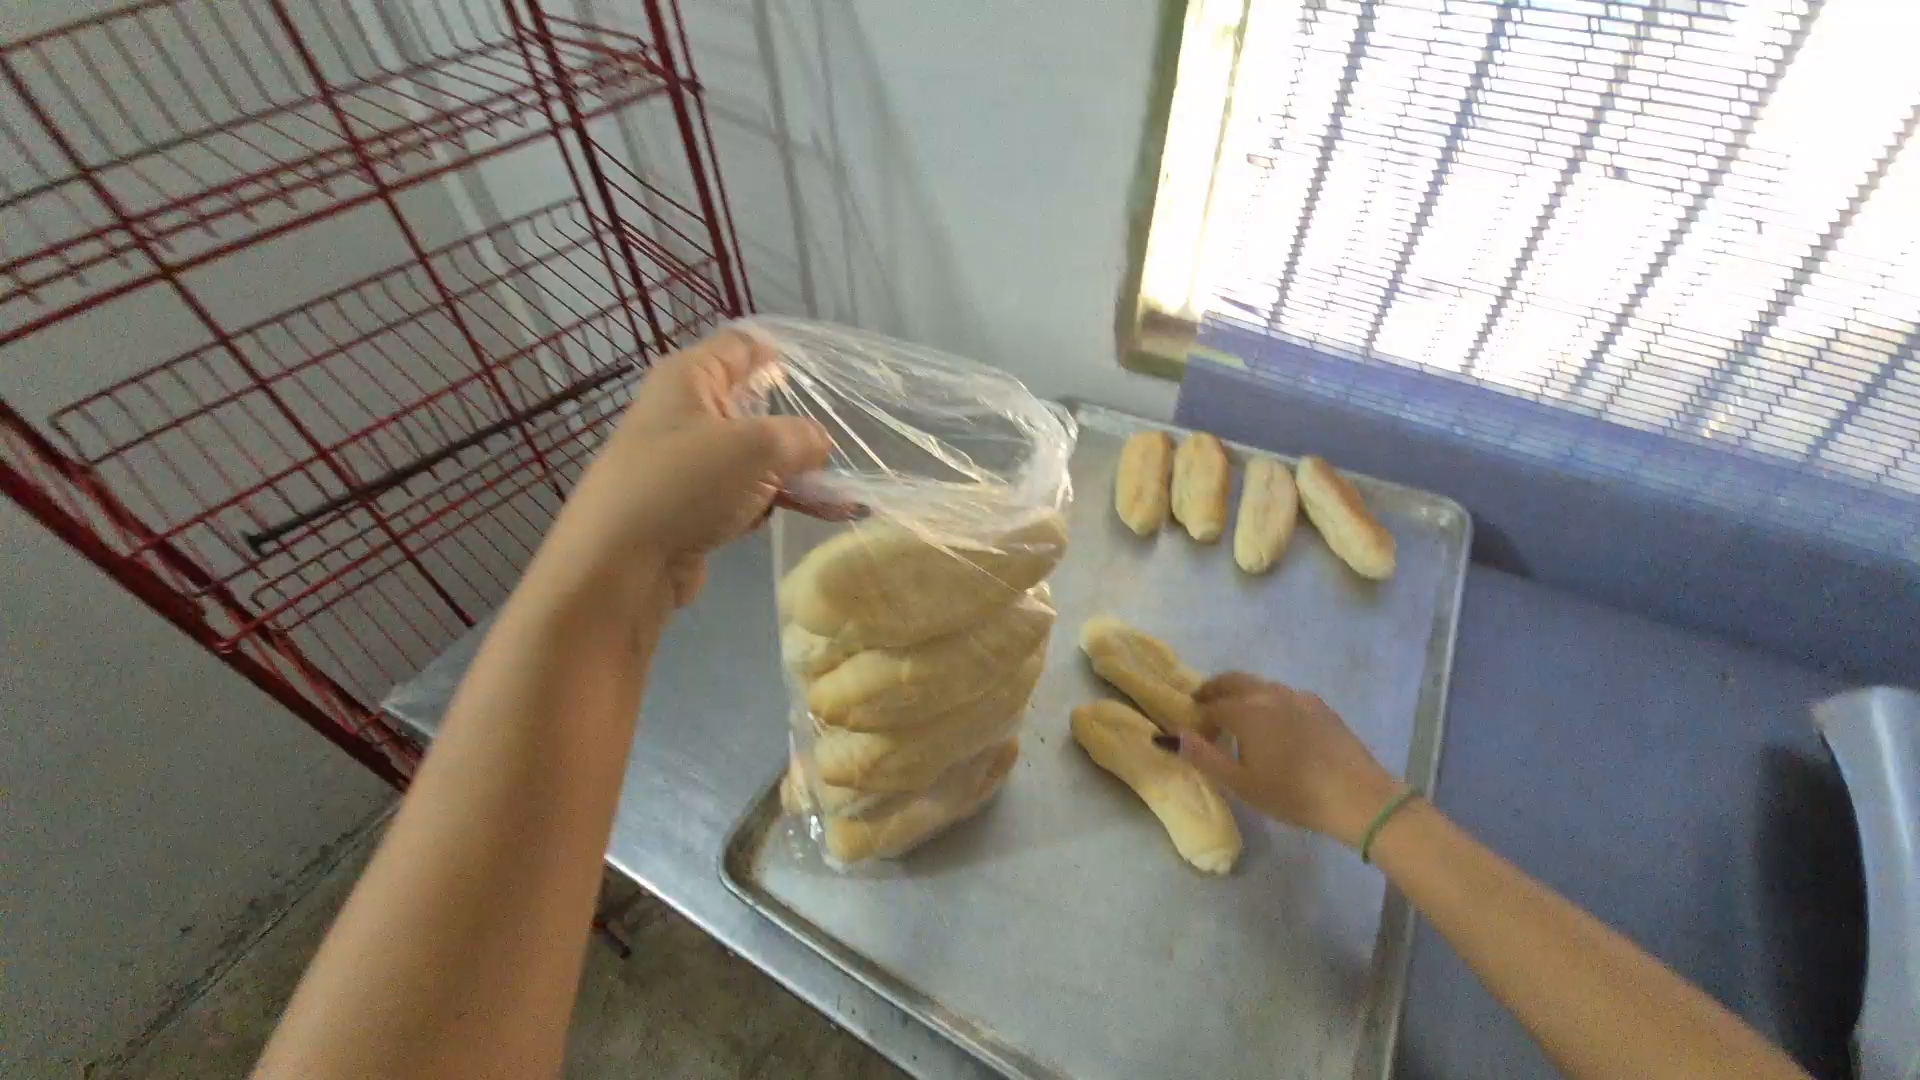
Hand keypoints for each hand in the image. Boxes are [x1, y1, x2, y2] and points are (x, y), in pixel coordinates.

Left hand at [534, 331, 830, 609]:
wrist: (621, 564)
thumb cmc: (686, 483)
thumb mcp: (758, 447)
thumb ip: (801, 438)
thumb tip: (818, 445)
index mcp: (689, 378)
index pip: (741, 346)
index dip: (778, 353)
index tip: (821, 373)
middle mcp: (683, 413)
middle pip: (751, 406)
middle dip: (794, 425)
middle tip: (836, 445)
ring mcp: (684, 463)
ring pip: (751, 457)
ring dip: (791, 472)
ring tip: (838, 495)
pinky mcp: (688, 507)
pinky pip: (742, 494)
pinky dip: (771, 502)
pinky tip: (807, 517)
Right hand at [1172, 673, 1404, 849]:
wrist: (1359, 798)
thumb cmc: (1293, 794)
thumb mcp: (1242, 784)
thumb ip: (1205, 757)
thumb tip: (1175, 736)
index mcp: (1246, 711)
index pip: (1211, 706)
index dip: (1199, 719)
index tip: (1196, 737)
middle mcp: (1269, 694)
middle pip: (1233, 681)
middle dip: (1214, 690)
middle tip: (1204, 705)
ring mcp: (1298, 697)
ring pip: (1260, 686)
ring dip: (1243, 695)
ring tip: (1242, 720)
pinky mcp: (1321, 707)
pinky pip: (1285, 696)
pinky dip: (1270, 702)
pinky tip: (1278, 727)